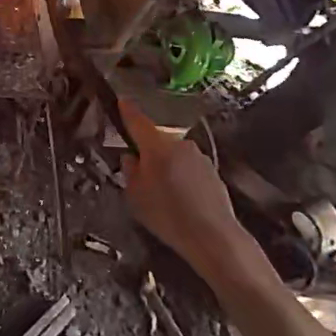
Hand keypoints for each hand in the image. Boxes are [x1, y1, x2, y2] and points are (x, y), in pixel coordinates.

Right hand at [118, 99, 256, 279]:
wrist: (212, 235)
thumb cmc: (167, 214)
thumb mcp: (135, 196)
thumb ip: (130, 172)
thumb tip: (131, 158)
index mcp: (157, 146)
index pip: (138, 121)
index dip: (128, 111)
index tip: (122, 101)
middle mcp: (180, 144)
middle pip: (158, 142)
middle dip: (149, 155)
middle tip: (142, 179)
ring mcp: (199, 156)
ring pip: (175, 157)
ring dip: (167, 168)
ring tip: (164, 197)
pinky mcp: (213, 171)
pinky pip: (189, 170)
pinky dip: (183, 179)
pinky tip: (182, 202)